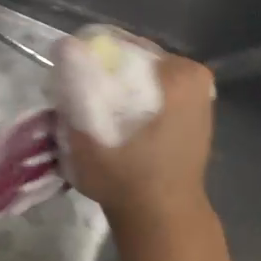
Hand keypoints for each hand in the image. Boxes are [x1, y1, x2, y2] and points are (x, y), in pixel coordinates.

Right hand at [63, 52, 215, 236]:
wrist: (159, 216)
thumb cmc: (124, 173)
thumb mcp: (89, 128)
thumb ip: (77, 83)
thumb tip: (65, 44)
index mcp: (178, 74)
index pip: (118, 46)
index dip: (84, 61)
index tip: (66, 85)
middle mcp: (193, 79)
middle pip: (126, 61)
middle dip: (97, 76)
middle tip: (73, 103)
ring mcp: (195, 98)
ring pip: (134, 78)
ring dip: (108, 90)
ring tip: (89, 117)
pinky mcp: (189, 116)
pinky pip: (146, 94)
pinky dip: (125, 103)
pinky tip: (109, 127)